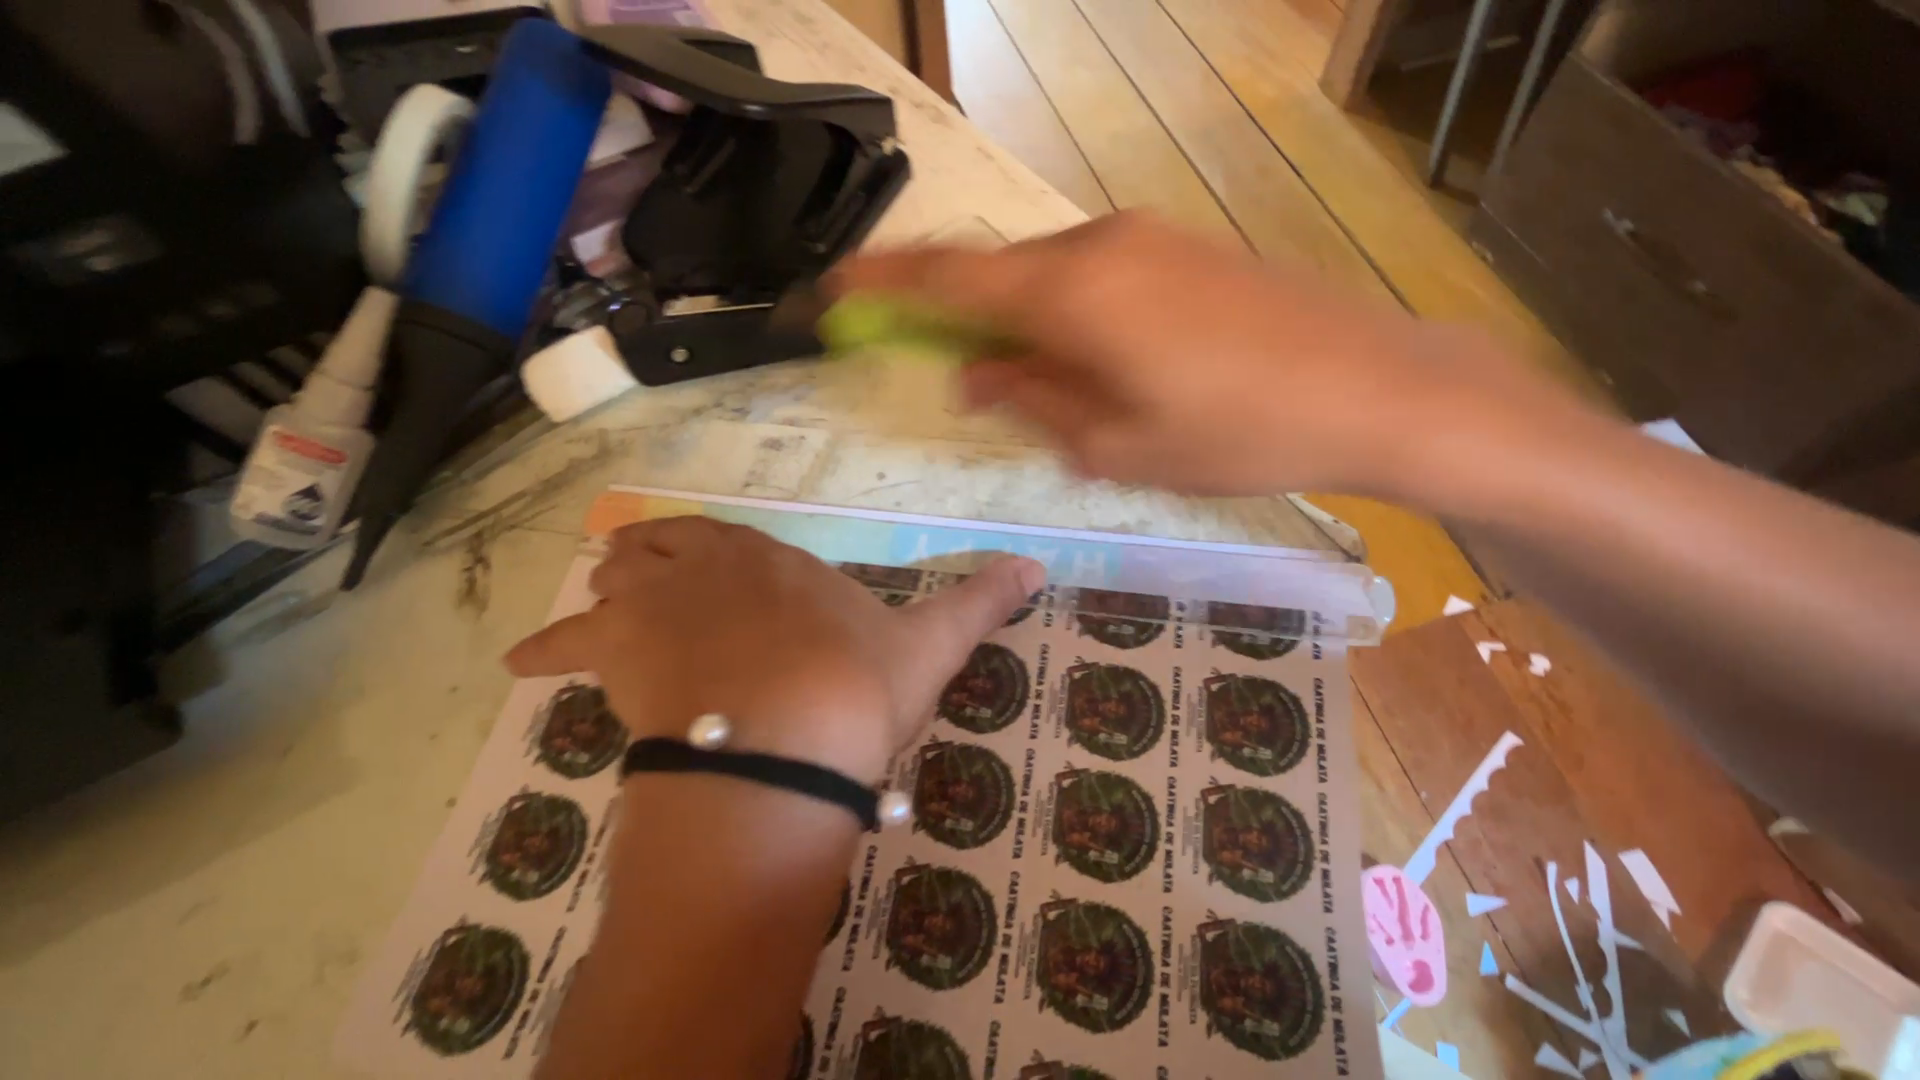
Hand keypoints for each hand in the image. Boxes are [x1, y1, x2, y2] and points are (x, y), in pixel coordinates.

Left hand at [504, 517, 1043, 783]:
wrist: (786, 733)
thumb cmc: (857, 686)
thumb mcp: (929, 644)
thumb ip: (979, 601)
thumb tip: (1039, 564)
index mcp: (777, 559)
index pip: (738, 545)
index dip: (726, 560)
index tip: (722, 578)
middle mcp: (711, 566)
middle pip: (671, 547)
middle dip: (661, 559)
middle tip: (653, 576)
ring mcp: (656, 604)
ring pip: (617, 578)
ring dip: (611, 589)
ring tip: (603, 606)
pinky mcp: (615, 651)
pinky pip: (566, 646)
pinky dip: (546, 654)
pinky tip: (516, 667)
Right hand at [831, 211, 1596, 506]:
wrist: (1374, 386)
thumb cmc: (1236, 432)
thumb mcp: (1116, 444)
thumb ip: (1031, 401)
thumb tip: (974, 374)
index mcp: (1069, 291)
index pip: (947, 276)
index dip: (881, 282)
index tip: (832, 291)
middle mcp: (1096, 244)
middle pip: (995, 272)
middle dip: (957, 318)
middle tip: (947, 373)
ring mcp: (1144, 237)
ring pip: (1045, 275)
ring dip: (1017, 322)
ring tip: (1034, 390)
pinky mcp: (1180, 248)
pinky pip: (1091, 274)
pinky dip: (1063, 314)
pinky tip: (1090, 364)